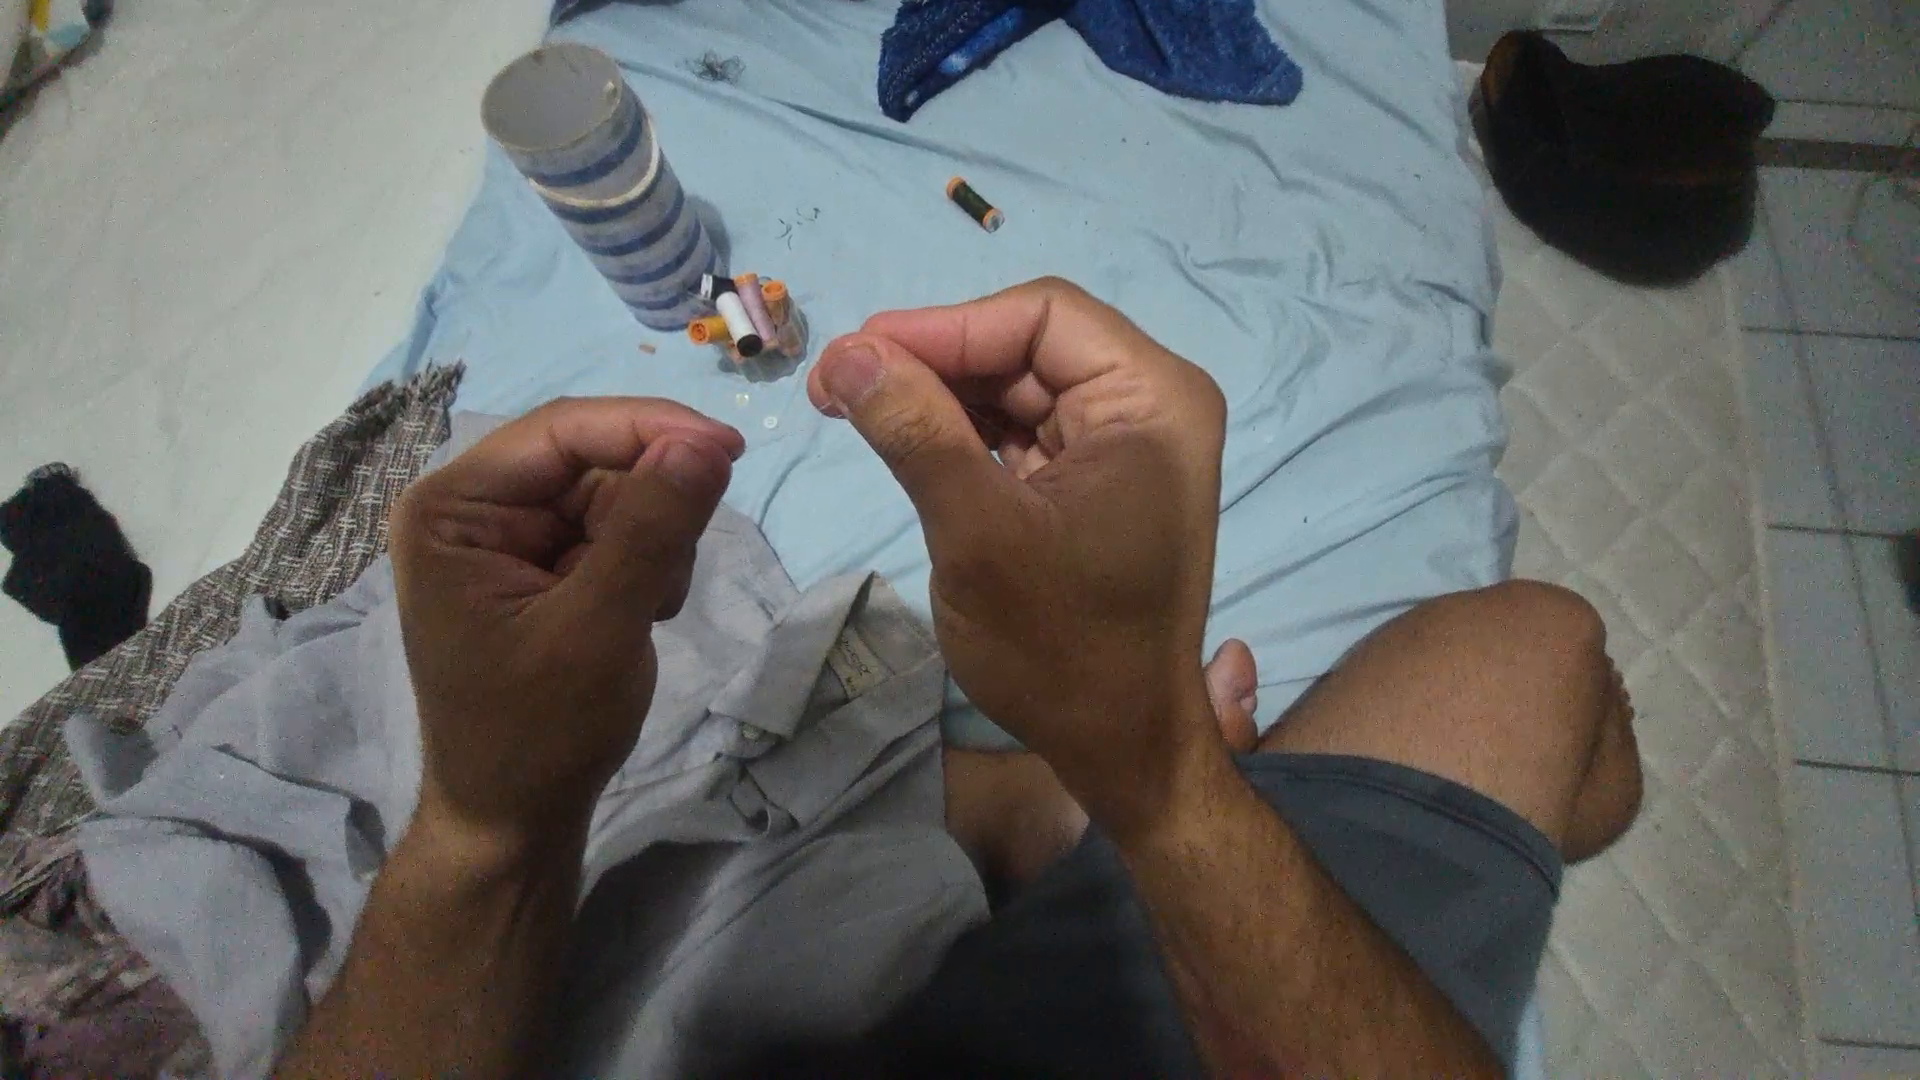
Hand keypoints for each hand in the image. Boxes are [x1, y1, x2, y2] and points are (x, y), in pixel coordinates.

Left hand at [388, 398, 743, 842]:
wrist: (522, 811)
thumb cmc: (540, 728)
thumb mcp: (599, 626)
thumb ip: (652, 531)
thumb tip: (708, 446)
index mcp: (457, 509)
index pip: (563, 430)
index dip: (651, 428)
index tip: (732, 450)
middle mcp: (483, 509)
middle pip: (599, 462)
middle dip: (652, 514)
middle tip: (665, 584)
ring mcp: (520, 538)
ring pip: (626, 497)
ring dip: (658, 547)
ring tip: (645, 613)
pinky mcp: (556, 565)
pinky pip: (629, 531)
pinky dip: (654, 567)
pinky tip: (641, 615)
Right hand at [809, 278, 1228, 837]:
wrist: (1117, 743)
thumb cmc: (1059, 648)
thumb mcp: (978, 534)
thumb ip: (915, 431)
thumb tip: (846, 351)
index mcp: (1152, 401)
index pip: (1040, 316)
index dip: (940, 327)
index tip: (853, 356)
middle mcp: (1150, 407)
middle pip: (1026, 346)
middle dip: (932, 363)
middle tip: (838, 387)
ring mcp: (1125, 445)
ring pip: (1017, 387)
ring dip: (938, 396)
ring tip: (857, 410)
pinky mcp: (1096, 480)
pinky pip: (1022, 432)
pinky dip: (963, 434)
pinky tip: (909, 440)